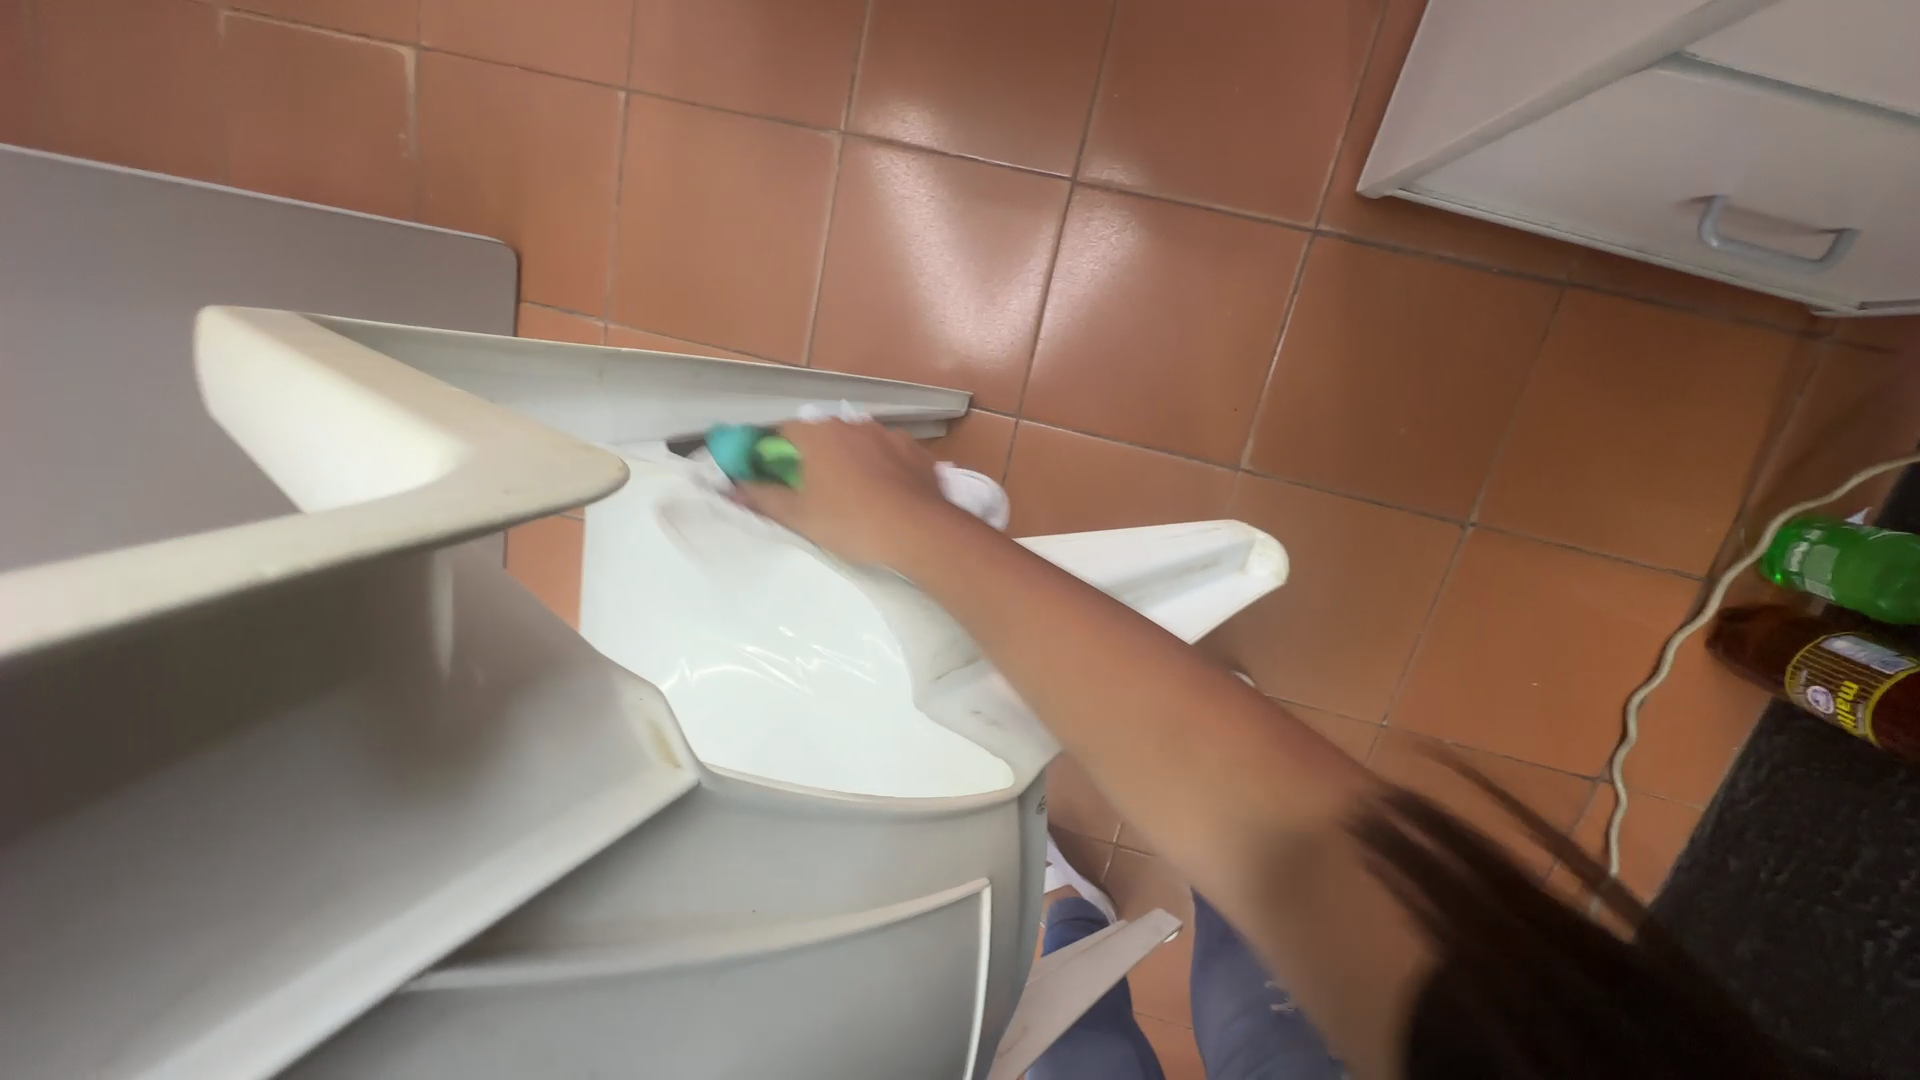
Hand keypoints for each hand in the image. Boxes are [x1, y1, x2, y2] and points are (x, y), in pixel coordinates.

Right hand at [736, 418, 967, 566]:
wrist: (921, 531)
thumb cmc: (852, 522)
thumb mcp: (799, 516)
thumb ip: (762, 498)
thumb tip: (732, 488)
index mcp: (818, 433)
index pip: (782, 432)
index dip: (772, 453)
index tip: (772, 476)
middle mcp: (853, 424)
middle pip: (823, 435)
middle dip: (814, 458)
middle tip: (813, 491)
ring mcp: (890, 435)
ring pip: (860, 444)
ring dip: (852, 462)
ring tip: (854, 496)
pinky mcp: (918, 453)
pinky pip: (892, 456)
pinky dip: (885, 470)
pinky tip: (888, 496)